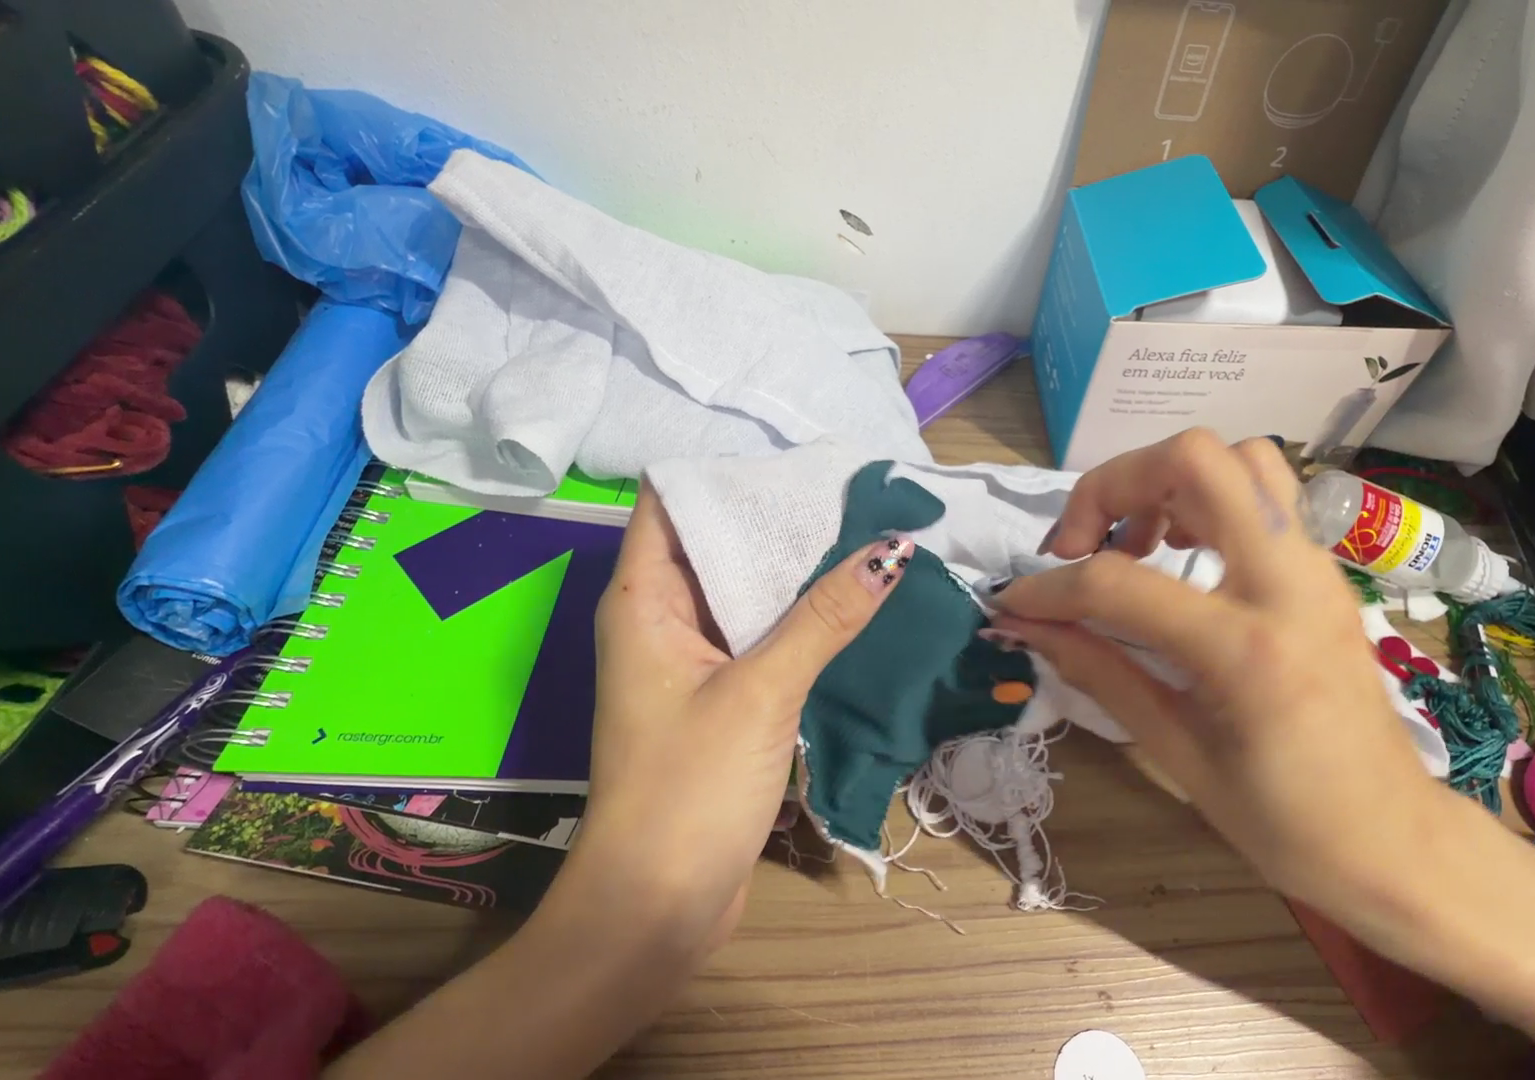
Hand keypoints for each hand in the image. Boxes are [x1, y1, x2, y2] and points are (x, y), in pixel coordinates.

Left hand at [543, 491, 902, 956]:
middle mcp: (660, 621)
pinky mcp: (720, 698)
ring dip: (793, 568)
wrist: (657, 906)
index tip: (794, 461)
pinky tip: (851, 600)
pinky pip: (759, 636)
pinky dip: (798, 616)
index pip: (671, 504)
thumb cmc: (689, 786)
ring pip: (743, 594)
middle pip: (715, 545)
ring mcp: (691, 662)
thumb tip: (891, 549)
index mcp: (642, 601)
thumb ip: (824, 617)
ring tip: (862, 530)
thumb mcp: (762, 691)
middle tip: (850, 490)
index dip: (725, 476)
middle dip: (775, 518)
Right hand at [993, 430, 1438, 909]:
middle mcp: (1286, 585)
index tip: (1014, 604)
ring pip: (1238, 456)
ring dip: (1164, 481)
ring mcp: (1314, 567)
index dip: (1047, 588)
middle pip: (1194, 461)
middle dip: (1112, 486)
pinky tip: (1176, 555)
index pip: (1117, 582)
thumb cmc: (1281, 821)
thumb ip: (1096, 670)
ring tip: (1132, 544)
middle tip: (1079, 545)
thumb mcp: (1173, 752)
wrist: (1393, 840)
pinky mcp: (1322, 569)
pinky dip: (1202, 498)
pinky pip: (1262, 492)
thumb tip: (1023, 626)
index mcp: (1246, 650)